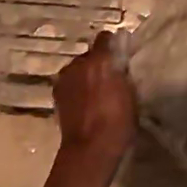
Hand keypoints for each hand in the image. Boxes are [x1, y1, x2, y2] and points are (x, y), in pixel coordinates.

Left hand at [52, 32, 136, 164]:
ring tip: (94, 92)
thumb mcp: (130, 93)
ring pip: (77, 68)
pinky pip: (69, 82)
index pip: (105, 37)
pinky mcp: (56, 92)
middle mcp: (79, 63)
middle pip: (89, 54)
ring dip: (85, 74)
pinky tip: (82, 102)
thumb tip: (120, 62)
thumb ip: (123, 73)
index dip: (112, 43)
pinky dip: (75, 87)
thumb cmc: (119, 122)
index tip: (119, 53)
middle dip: (97, 62)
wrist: (90, 149)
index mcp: (102, 60)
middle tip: (108, 77)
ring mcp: (64, 77)